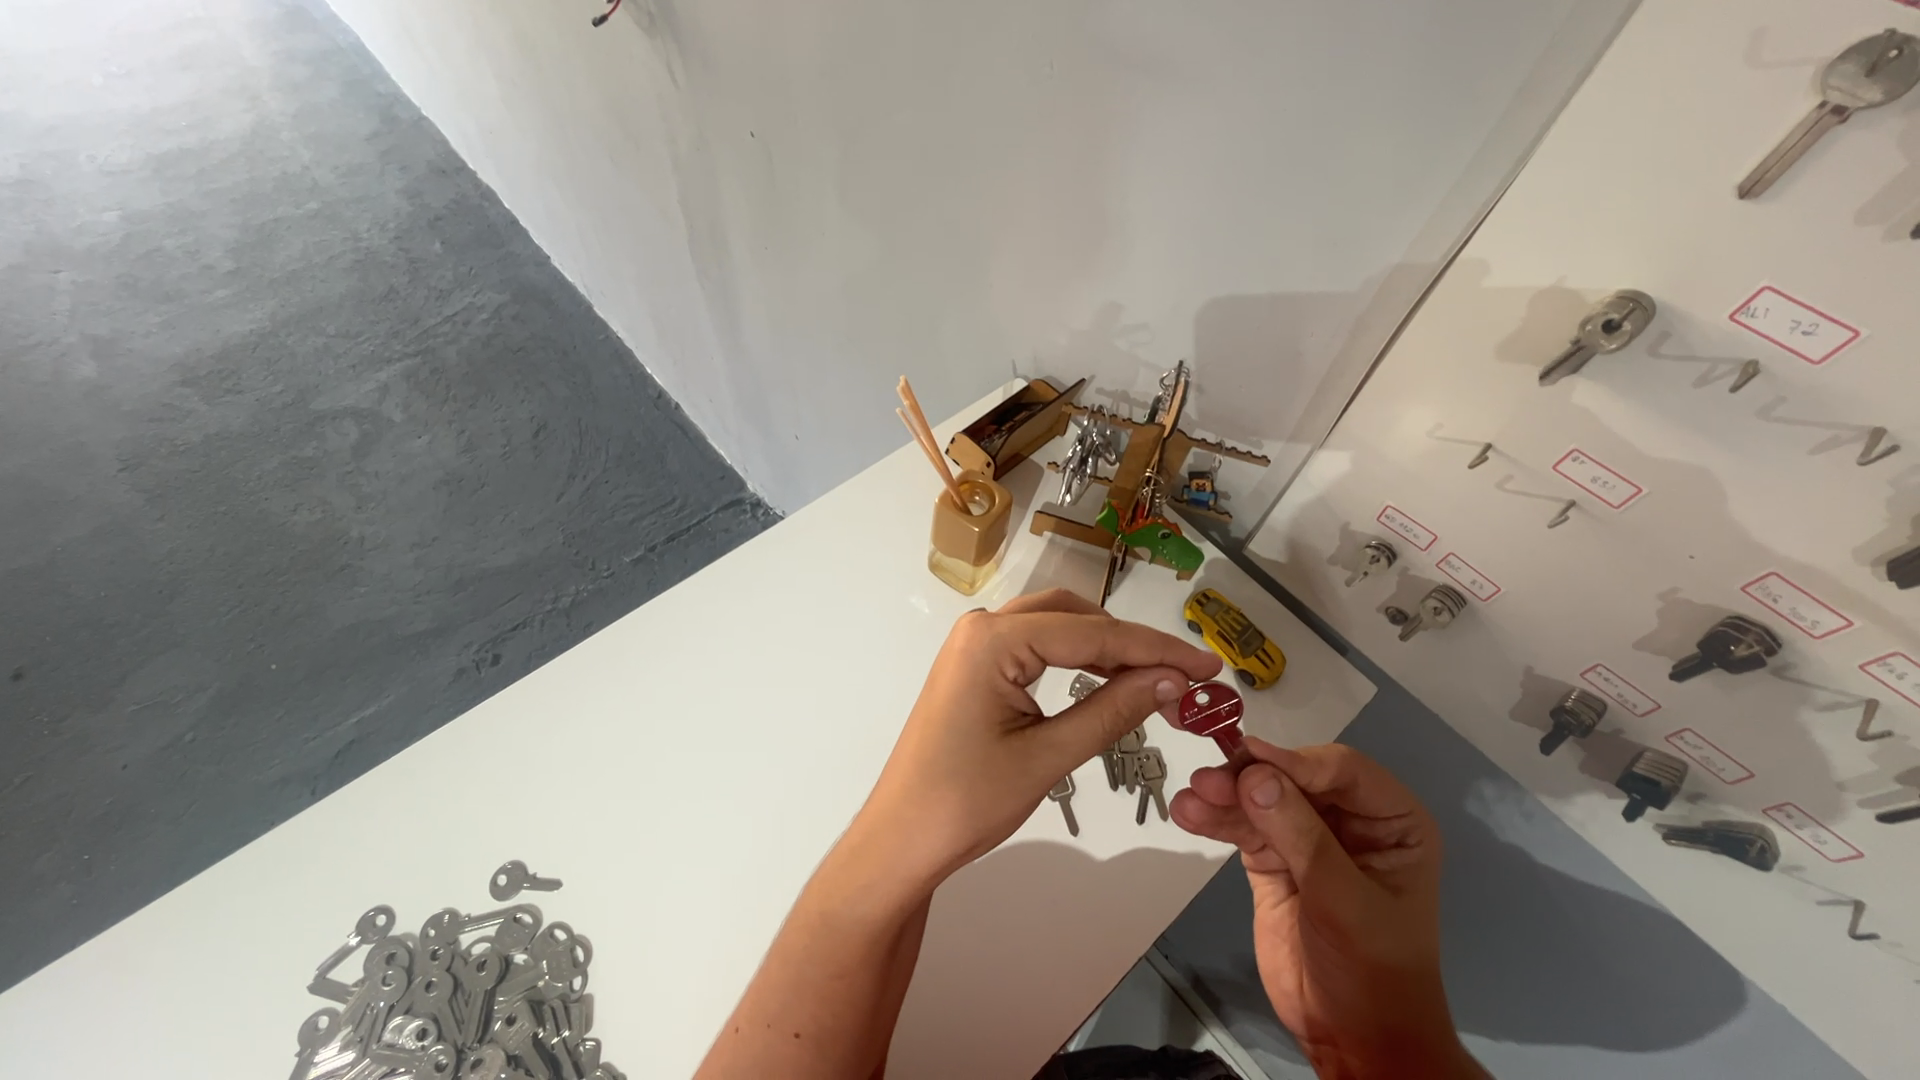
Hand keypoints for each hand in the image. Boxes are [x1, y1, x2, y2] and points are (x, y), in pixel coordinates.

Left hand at [853, 588, 1220, 885]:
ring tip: (1157, 678)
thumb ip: (1112, 710)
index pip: (1093, 633)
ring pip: (1055, 627)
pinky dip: (1075, 659)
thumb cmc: (966, 802)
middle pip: (1074, 617)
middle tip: (1185, 676)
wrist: (903, 838)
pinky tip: (1108, 678)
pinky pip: (1035, 647)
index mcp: (993, 640)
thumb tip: (1172, 679)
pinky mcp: (974, 666)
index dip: (1156, 649)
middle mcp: (981, 627)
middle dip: (1131, 643)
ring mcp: (973, 645)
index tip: (1208, 666)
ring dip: (1105, 648)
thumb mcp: (1047, 757)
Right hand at [1170, 739, 1483, 1079]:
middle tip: (1207, 780)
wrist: (1352, 1037)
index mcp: (1390, 821)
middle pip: (1292, 778)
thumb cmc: (1372, 968)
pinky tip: (1188, 814)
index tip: (1249, 759)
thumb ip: (1299, 835)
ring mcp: (1305, 839)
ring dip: (1223, 797)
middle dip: (1249, 778)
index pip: (1341, 771)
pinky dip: (1215, 820)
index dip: (1295, 761)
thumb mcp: (1343, 899)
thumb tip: (1253, 775)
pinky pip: (1241, 828)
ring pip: (1259, 800)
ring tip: (1189, 800)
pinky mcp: (1272, 860)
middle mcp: (1348, 820)